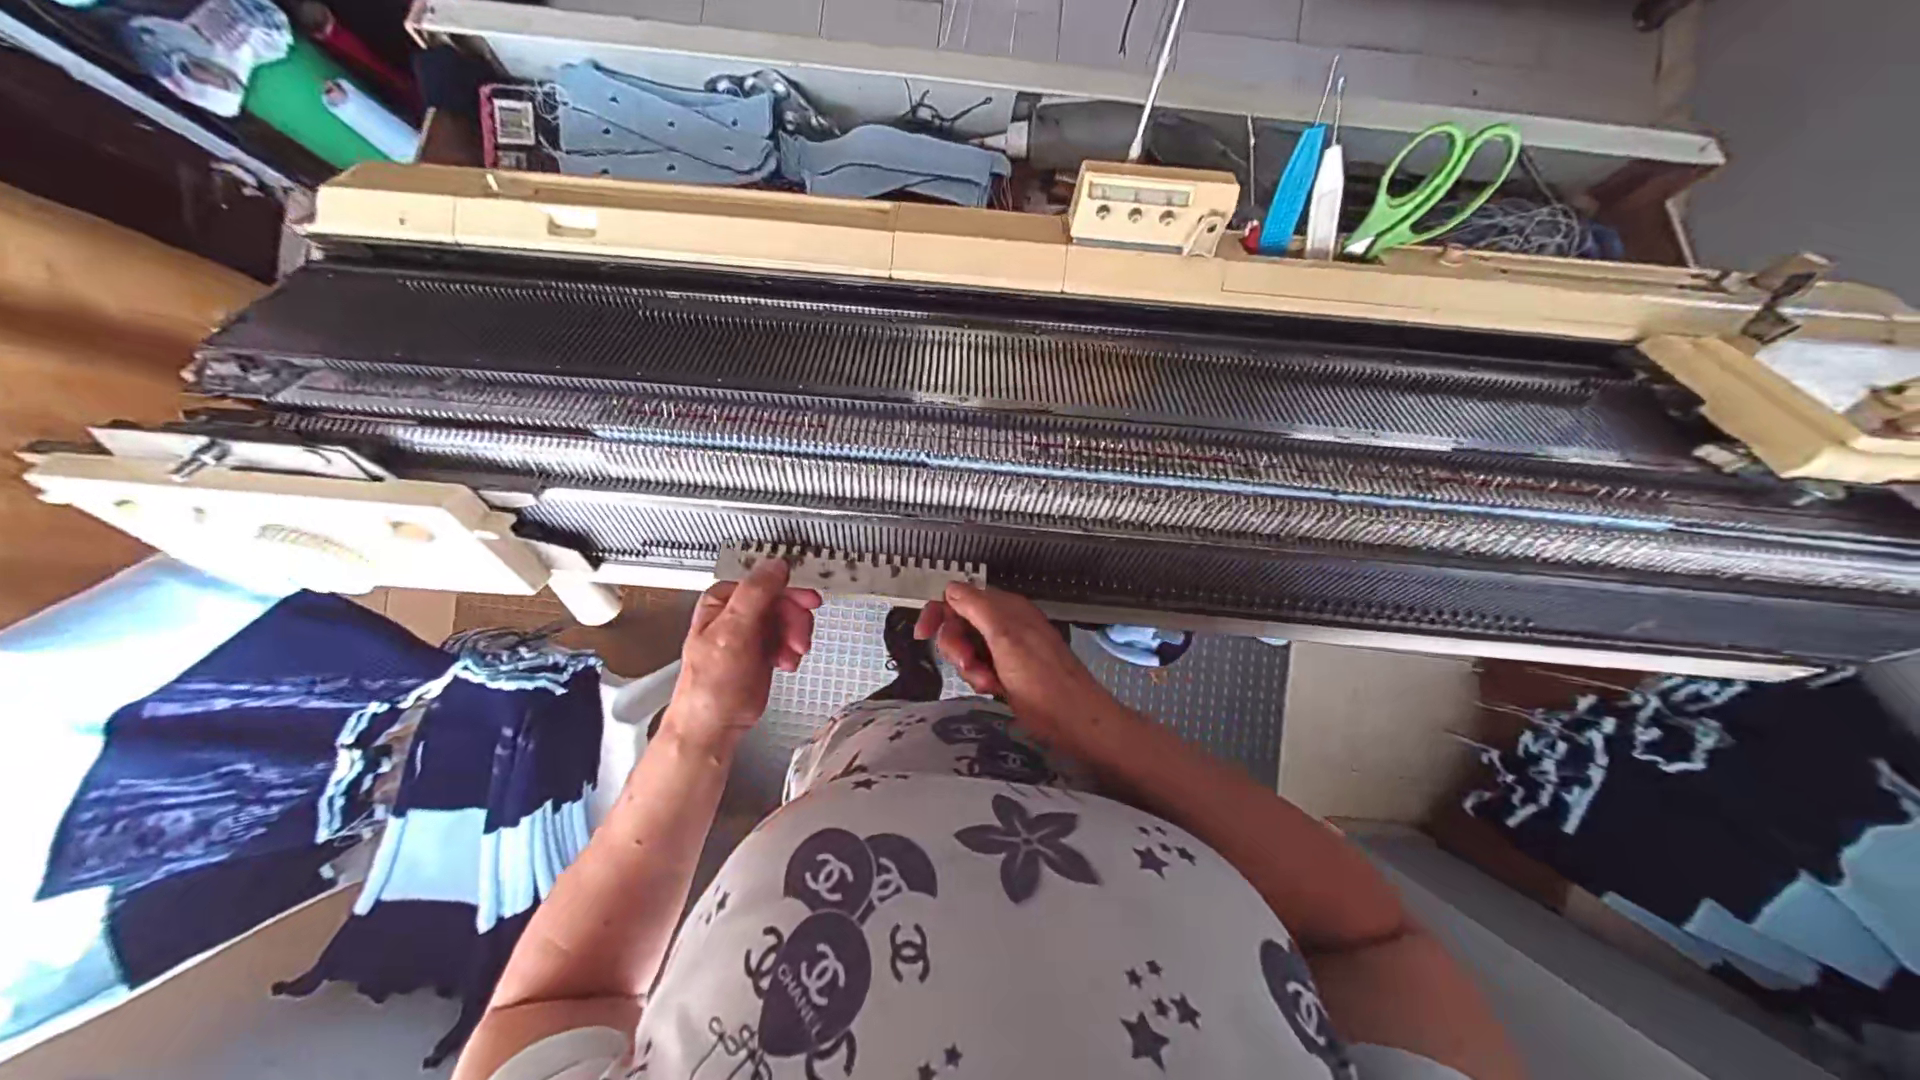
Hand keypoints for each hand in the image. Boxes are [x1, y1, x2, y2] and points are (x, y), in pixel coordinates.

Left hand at [662, 560, 820, 752]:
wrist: (714, 725)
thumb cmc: (710, 687)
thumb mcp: (733, 632)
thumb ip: (756, 595)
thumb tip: (775, 566)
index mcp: (723, 601)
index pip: (765, 581)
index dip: (789, 592)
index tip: (808, 601)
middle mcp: (736, 613)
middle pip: (781, 601)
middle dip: (794, 620)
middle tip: (798, 638)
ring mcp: (751, 631)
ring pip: (788, 619)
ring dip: (795, 637)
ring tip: (790, 654)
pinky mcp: (763, 649)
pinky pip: (788, 638)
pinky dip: (792, 650)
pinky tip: (785, 662)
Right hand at [914, 583, 1132, 748]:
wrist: (1072, 720)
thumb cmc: (1043, 679)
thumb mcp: (1005, 637)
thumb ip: (977, 608)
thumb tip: (951, 588)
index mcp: (1005, 608)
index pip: (959, 597)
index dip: (939, 613)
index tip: (924, 635)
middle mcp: (1005, 623)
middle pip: (958, 625)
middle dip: (957, 647)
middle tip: (970, 664)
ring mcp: (1006, 647)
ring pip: (966, 649)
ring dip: (969, 667)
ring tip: (988, 681)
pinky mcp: (1007, 670)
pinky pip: (978, 668)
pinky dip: (980, 678)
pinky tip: (994, 689)